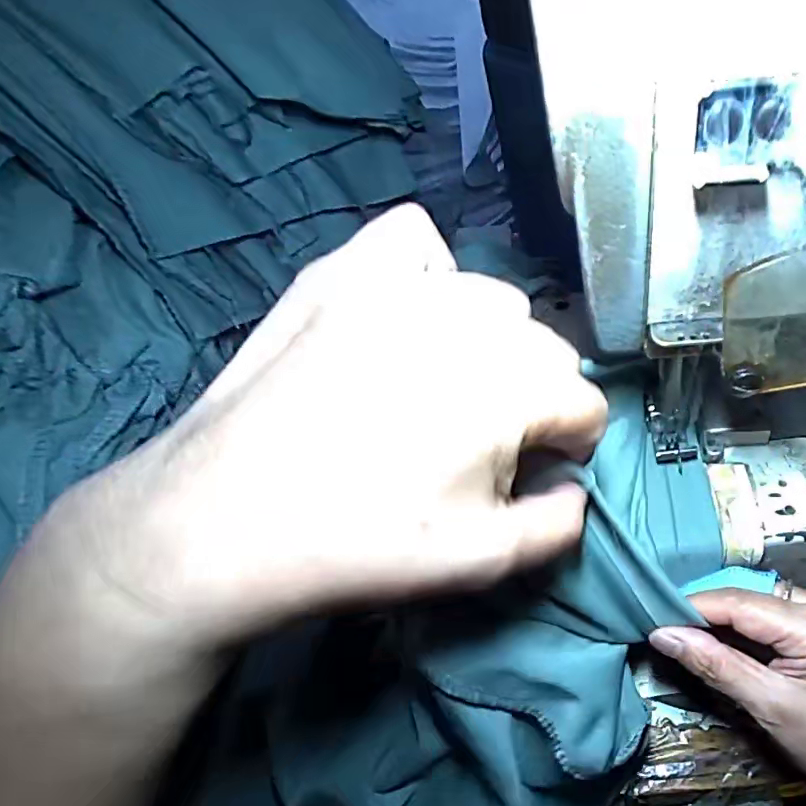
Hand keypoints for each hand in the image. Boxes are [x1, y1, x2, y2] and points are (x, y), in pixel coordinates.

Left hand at [30, 204, 607, 662]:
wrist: (218, 526)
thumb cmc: (364, 546)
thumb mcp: (486, 560)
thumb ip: (561, 524)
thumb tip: (574, 487)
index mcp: (510, 387)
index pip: (586, 403)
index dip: (573, 446)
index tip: (537, 474)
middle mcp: (468, 319)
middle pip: (550, 350)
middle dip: (540, 398)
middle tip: (493, 444)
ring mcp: (399, 286)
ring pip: (496, 301)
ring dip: (497, 346)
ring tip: (454, 389)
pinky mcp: (341, 274)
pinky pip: (417, 245)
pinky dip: (433, 277)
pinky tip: (413, 324)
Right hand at [648, 587, 805, 805]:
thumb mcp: (767, 706)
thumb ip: (715, 665)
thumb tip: (664, 634)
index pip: (742, 603)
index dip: (694, 607)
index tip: (654, 618)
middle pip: (749, 596)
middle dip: (705, 610)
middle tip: (663, 625)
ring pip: (756, 599)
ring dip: (720, 616)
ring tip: (682, 630)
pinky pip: (768, 608)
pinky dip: (740, 622)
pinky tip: (717, 636)